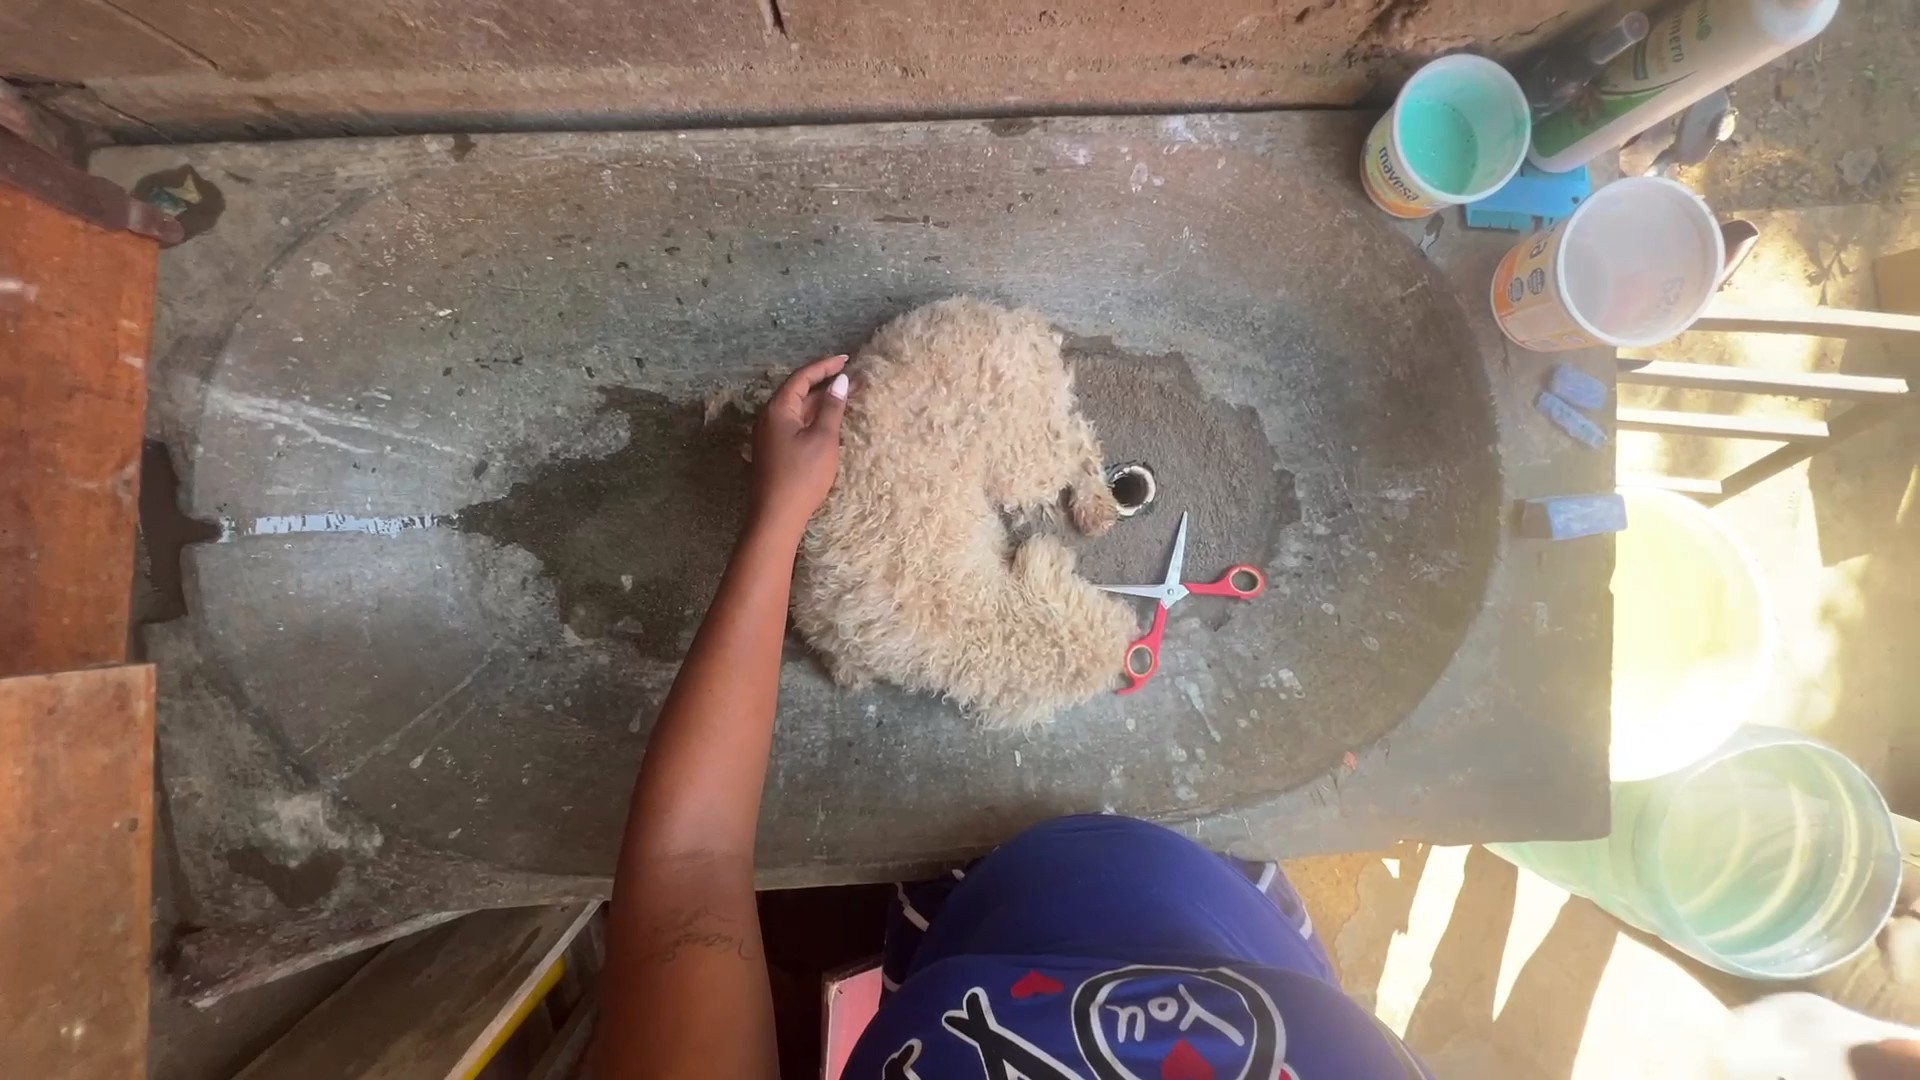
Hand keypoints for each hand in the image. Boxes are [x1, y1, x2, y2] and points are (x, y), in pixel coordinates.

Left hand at [749, 354, 849, 539]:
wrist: (776, 516)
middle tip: (853, 380)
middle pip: (799, 392)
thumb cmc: (802, 476)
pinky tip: (829, 424)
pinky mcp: (774, 451)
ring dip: (821, 403)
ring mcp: (769, 436)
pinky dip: (814, 419)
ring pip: (798, 410)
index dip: (825, 366)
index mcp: (778, 409)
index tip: (846, 360)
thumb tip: (841, 382)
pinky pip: (795, 425)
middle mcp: (769, 418)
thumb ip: (832, 408)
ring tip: (846, 399)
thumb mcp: (823, 439)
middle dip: (826, 385)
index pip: (802, 377)